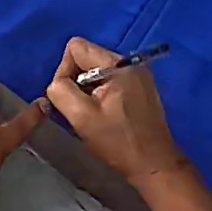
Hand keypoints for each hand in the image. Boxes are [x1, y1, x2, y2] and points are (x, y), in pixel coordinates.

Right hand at [46, 37, 188, 187]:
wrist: (154, 163)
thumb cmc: (118, 141)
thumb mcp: (82, 117)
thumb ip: (61, 91)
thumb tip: (58, 81)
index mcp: (118, 63)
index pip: (77, 47)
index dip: (65, 70)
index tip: (71, 97)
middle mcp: (130, 62)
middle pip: (88, 57)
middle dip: (78, 81)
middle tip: (84, 109)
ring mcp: (138, 74)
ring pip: (98, 70)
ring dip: (89, 90)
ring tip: (96, 114)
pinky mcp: (141, 87)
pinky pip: (111, 80)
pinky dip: (102, 94)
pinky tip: (107, 115)